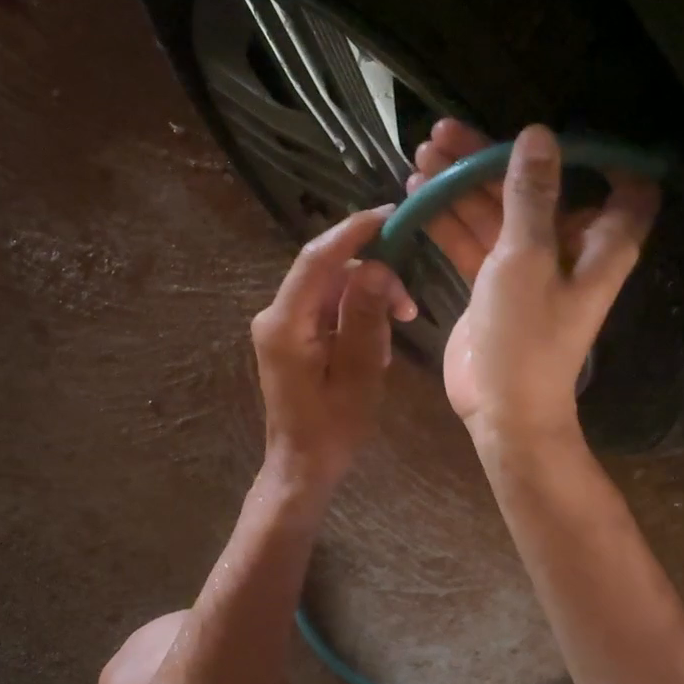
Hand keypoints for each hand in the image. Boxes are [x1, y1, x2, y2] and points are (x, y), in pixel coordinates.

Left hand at [249, 206, 417, 493]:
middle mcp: (275, 316)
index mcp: (285, 323)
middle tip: (408, 309)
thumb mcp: (359, 374)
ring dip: (367, 303)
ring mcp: (281, 326)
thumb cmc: (333, 430)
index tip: (389, 216)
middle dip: (372, 279)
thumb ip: (365, 318)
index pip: (317, 259)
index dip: (353, 232)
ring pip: (331, 290)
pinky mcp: (291, 338)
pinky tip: (374, 348)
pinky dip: (355, 318)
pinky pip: (327, 311)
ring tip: (391, 340)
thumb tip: (377, 269)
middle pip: (328, 272)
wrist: (302, 467)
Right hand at [406, 120, 660, 442]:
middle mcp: (568, 251)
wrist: (503, 410)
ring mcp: (528, 268)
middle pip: (536, 189)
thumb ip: (530, 195)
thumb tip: (539, 135)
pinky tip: (415, 193)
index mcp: (598, 245)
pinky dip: (449, 219)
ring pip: (496, 212)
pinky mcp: (493, 286)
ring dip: (461, 185)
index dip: (603, 155)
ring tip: (420, 155)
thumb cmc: (526, 337)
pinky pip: (474, 241)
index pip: (625, 190)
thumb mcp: (526, 259)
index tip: (560, 129)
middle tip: (444, 133)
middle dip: (491, 159)